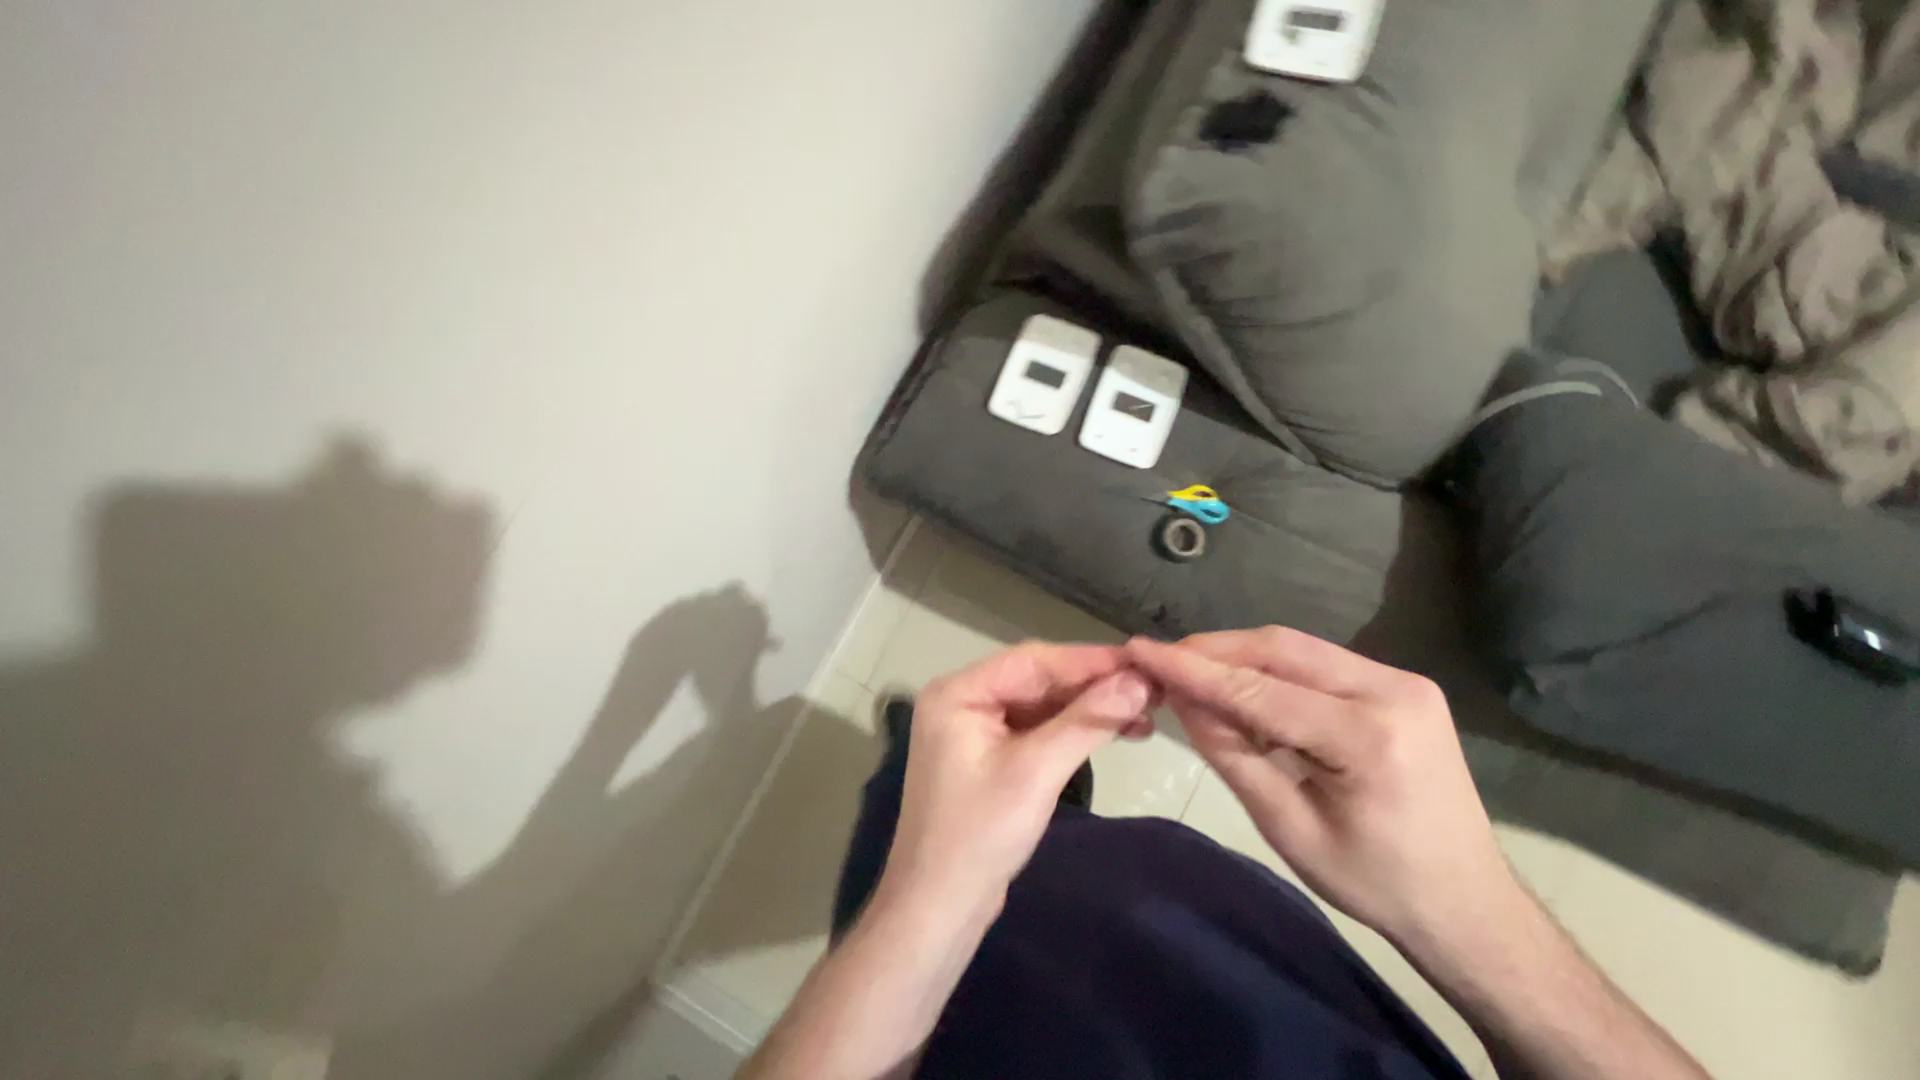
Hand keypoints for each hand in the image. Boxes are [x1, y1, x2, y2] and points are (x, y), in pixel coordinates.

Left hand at [877, 643, 1155, 921]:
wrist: (939, 907)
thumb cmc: (980, 835)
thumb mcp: (1036, 772)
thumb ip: (1086, 721)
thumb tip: (1140, 681)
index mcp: (958, 692)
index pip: (1033, 660)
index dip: (1090, 660)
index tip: (1144, 660)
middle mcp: (962, 701)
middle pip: (1037, 679)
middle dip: (1094, 684)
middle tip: (1153, 687)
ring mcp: (974, 730)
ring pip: (1041, 705)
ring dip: (1089, 708)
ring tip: (1146, 712)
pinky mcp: (988, 758)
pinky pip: (1036, 729)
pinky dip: (1073, 730)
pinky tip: (1114, 731)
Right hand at [1126, 629, 1524, 944]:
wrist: (1467, 903)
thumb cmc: (1374, 882)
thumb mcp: (1288, 828)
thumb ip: (1232, 756)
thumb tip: (1180, 698)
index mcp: (1368, 737)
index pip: (1258, 688)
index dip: (1191, 668)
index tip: (1139, 650)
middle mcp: (1393, 690)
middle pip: (1281, 647)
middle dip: (1213, 650)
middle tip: (1160, 661)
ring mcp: (1404, 682)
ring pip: (1299, 649)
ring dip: (1240, 657)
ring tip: (1191, 675)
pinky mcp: (1403, 686)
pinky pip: (1320, 663)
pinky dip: (1273, 670)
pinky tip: (1244, 690)